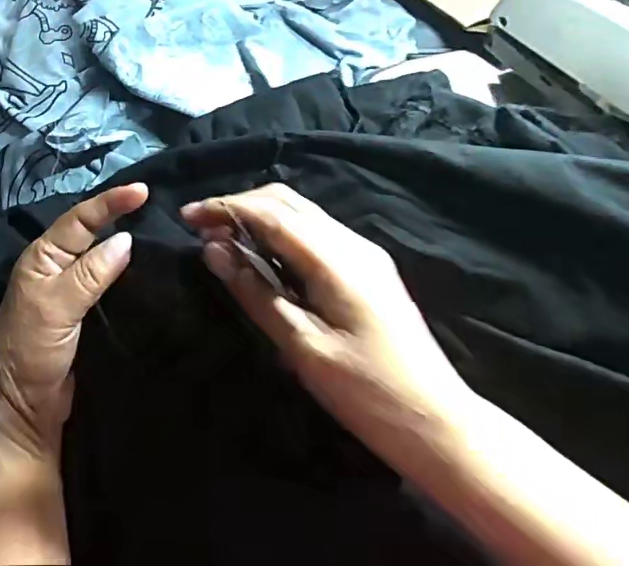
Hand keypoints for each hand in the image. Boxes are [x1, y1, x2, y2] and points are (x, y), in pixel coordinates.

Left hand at [0, 184, 144, 462]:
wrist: (23, 410)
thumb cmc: (29, 350)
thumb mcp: (55, 307)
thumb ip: (89, 274)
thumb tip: (124, 239)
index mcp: (43, 257)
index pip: (79, 220)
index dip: (109, 203)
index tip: (143, 190)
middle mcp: (57, 269)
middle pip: (92, 234)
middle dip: (119, 215)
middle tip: (158, 202)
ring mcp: (73, 294)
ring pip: (104, 259)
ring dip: (127, 244)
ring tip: (163, 230)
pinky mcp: (88, 318)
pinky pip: (112, 288)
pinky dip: (130, 276)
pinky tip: (153, 273)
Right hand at [182, 185, 475, 461]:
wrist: (443, 429)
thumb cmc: (368, 393)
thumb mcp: (301, 347)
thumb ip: (254, 291)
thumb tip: (212, 248)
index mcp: (336, 260)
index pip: (269, 212)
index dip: (222, 208)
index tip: (185, 218)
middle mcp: (352, 244)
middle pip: (284, 199)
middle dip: (237, 205)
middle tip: (202, 229)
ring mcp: (364, 254)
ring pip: (299, 210)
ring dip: (257, 215)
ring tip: (223, 238)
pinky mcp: (367, 268)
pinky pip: (312, 229)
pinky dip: (278, 229)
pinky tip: (261, 253)